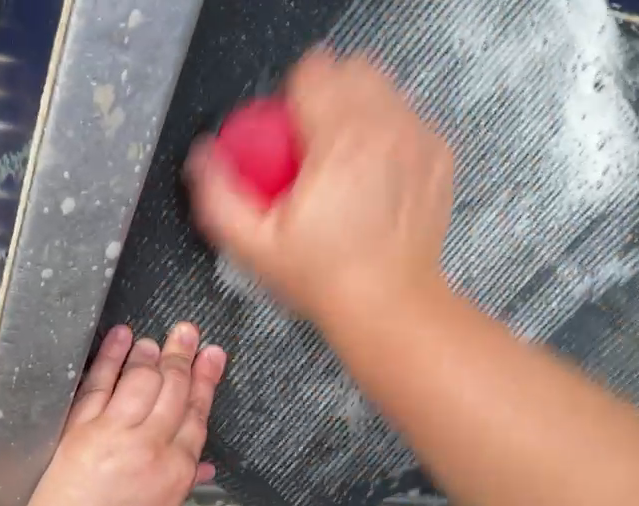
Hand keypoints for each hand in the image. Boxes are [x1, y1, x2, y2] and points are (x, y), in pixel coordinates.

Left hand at [0, 323, 225, 505]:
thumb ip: (178, 487)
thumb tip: (199, 466)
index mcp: (176, 476)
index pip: (197, 416)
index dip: (206, 382)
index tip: (213, 358)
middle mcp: (151, 449)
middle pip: (173, 391)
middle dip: (184, 357)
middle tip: (190, 332)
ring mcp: (114, 435)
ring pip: (142, 381)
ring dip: (154, 353)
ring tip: (162, 335)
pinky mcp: (79, 431)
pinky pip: (99, 384)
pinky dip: (111, 357)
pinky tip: (121, 338)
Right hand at [183, 48, 455, 327]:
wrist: (386, 302)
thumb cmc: (323, 279)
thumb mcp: (252, 246)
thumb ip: (219, 195)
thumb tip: (201, 159)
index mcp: (339, 141)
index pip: (311, 74)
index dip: (286, 103)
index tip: (280, 140)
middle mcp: (385, 127)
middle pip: (349, 71)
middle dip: (323, 100)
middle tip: (306, 151)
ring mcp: (417, 136)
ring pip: (381, 89)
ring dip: (354, 114)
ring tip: (336, 166)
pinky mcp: (437, 152)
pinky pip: (405, 119)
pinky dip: (384, 135)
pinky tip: (367, 179)